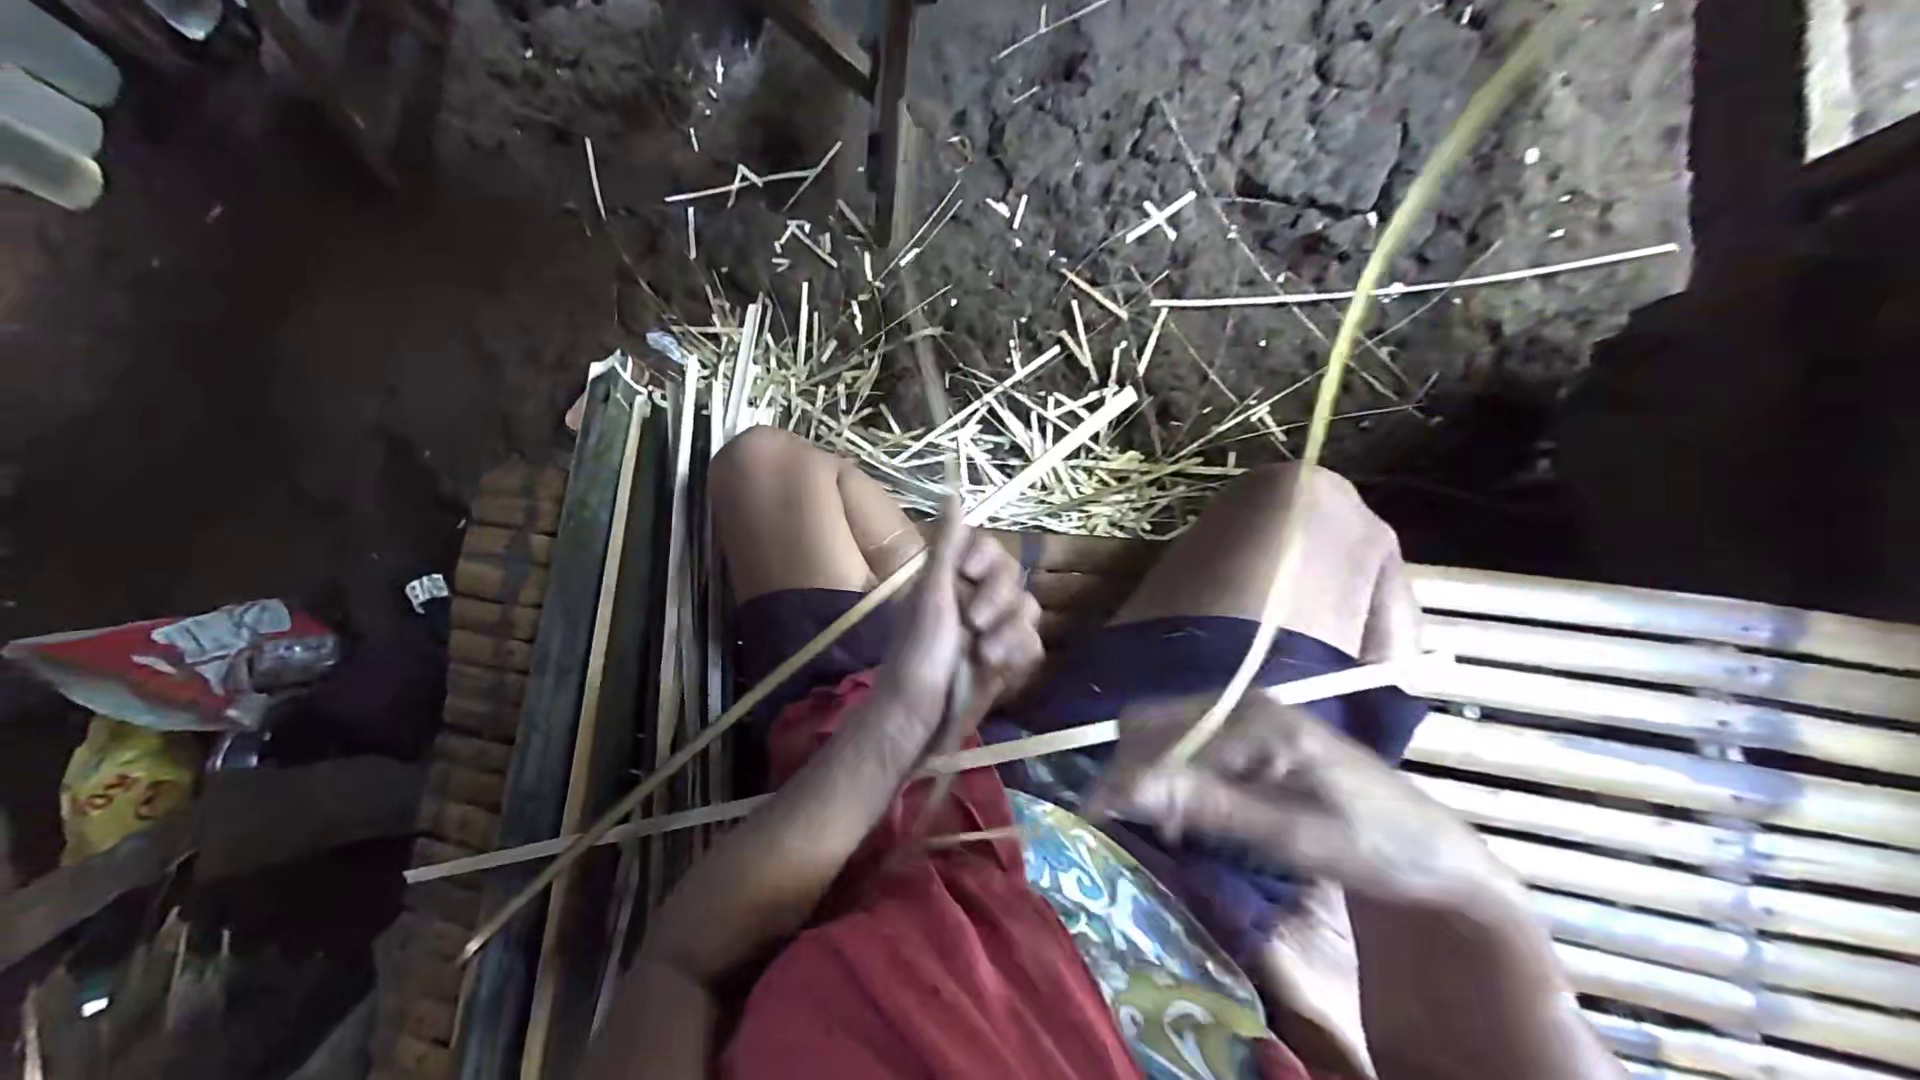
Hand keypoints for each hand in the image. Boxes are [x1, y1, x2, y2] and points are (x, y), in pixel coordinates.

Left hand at [875, 504, 1044, 735]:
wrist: (921, 719)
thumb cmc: (917, 653)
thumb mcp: (930, 595)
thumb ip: (947, 547)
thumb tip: (952, 493)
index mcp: (952, 580)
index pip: (990, 549)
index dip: (987, 559)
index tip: (971, 572)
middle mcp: (974, 599)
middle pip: (1014, 579)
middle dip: (997, 602)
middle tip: (973, 625)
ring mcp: (993, 630)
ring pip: (1029, 612)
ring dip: (1009, 634)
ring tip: (985, 655)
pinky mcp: (1008, 661)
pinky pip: (1034, 645)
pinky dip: (1018, 656)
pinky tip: (996, 669)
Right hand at [1090, 694, 1512, 911]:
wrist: (1436, 854)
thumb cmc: (1373, 844)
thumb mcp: (1293, 834)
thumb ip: (1211, 806)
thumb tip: (1132, 789)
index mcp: (1254, 717)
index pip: (1160, 735)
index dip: (1123, 774)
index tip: (1096, 814)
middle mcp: (1243, 703)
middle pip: (1154, 722)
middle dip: (1131, 768)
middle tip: (1125, 819)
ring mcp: (1246, 716)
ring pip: (1165, 731)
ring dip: (1149, 772)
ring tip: (1160, 823)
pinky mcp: (1249, 736)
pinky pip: (1187, 744)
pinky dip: (1172, 775)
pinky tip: (1185, 812)